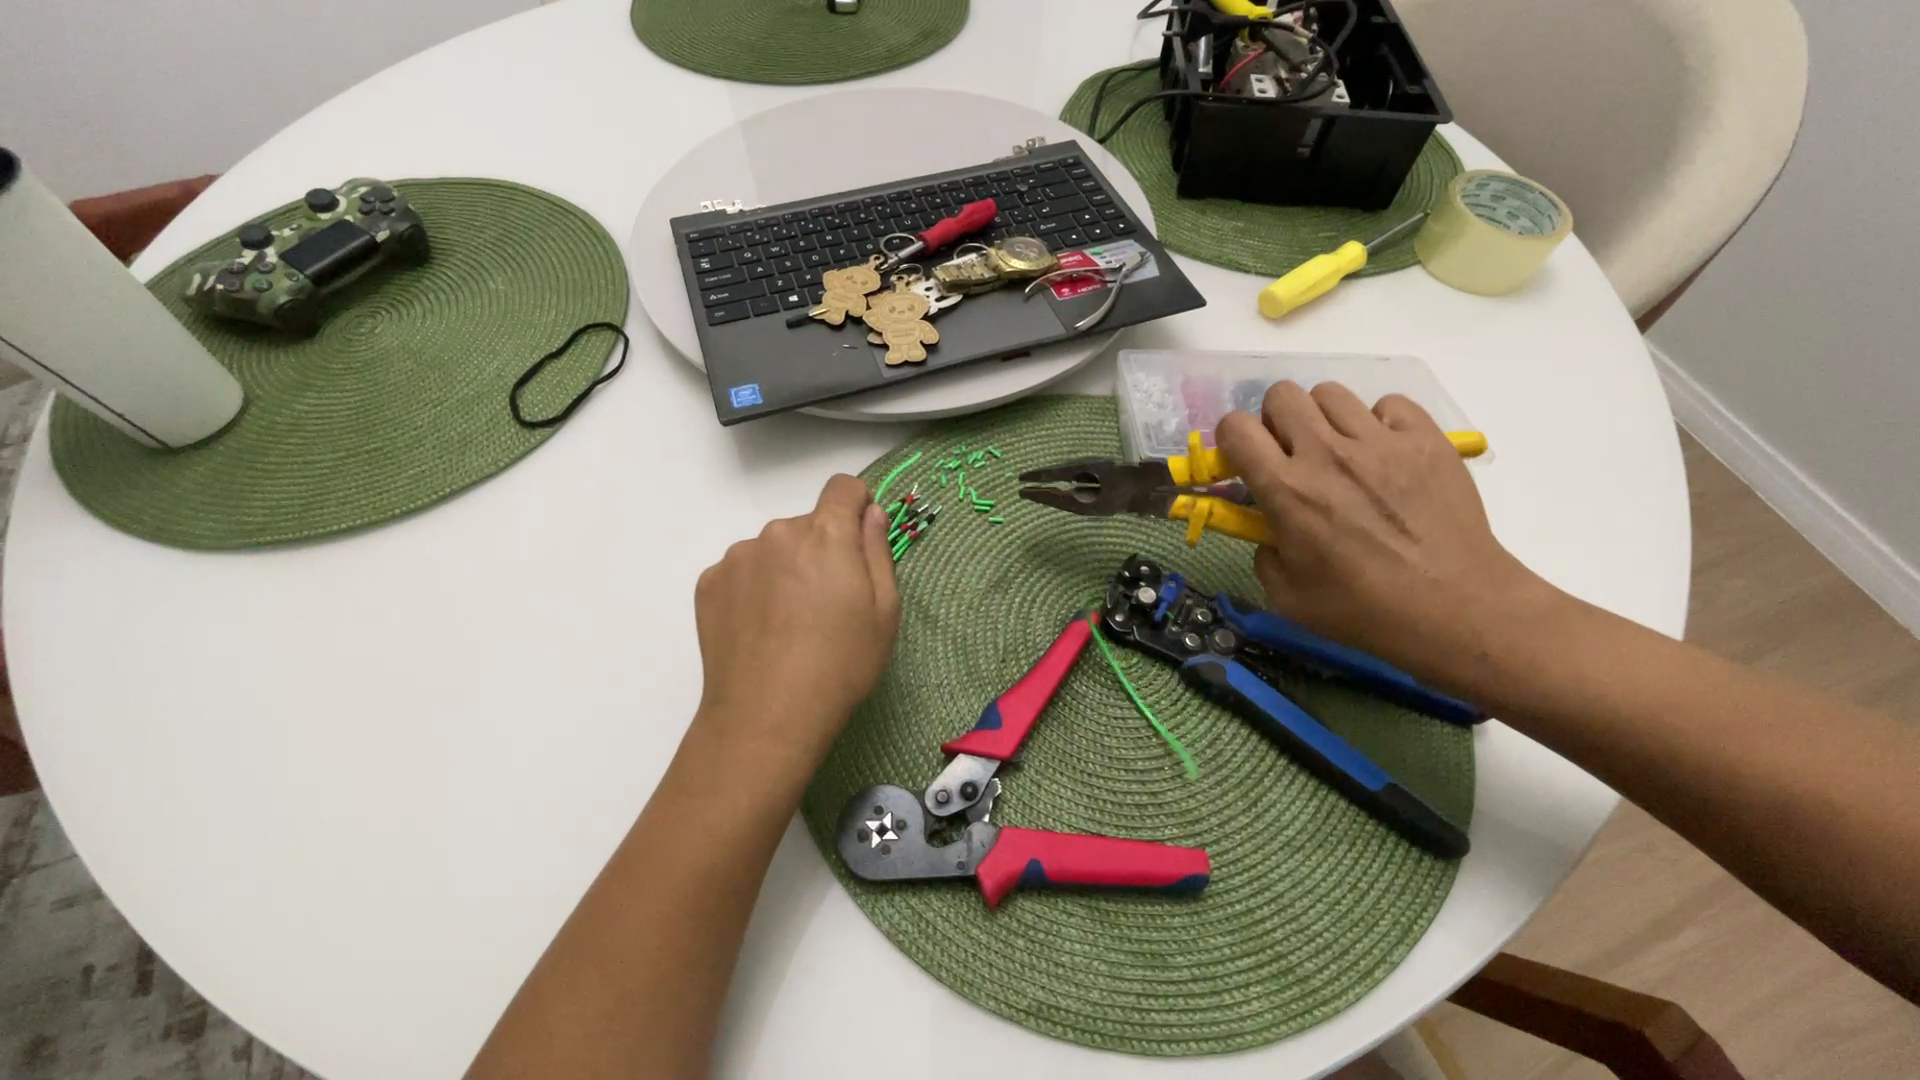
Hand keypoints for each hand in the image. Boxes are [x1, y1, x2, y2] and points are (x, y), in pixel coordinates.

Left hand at [692, 475, 900, 769]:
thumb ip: (878, 551)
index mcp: (826, 533)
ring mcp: (738, 557)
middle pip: (807, 524)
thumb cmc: (840, 665)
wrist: (767, 715)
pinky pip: (742, 573)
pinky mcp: (709, 584)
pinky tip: (762, 632)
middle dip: (821, 550)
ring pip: (773, 549)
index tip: (859, 540)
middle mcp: (778, 532)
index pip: (843, 487)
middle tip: (828, 604)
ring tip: (790, 624)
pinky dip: (754, 590)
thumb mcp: (884, 612)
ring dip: (785, 569)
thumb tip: (871, 513)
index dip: (857, 506)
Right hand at [1215, 382, 1564, 682]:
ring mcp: (1379, 441)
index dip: (1233, 440)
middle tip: (1292, 454)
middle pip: (1282, 395)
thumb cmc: (1363, 611)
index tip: (1246, 462)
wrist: (1454, 606)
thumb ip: (1265, 553)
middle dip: (1276, 421)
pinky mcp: (1424, 438)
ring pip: (1332, 393)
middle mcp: (1326, 454)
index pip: (1236, 428)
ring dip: (1324, 419)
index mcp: (1286, 491)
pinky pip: (1388, 404)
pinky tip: (1386, 456)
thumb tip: (1270, 531)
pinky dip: (1380, 423)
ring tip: (1341, 452)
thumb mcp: (1287, 597)